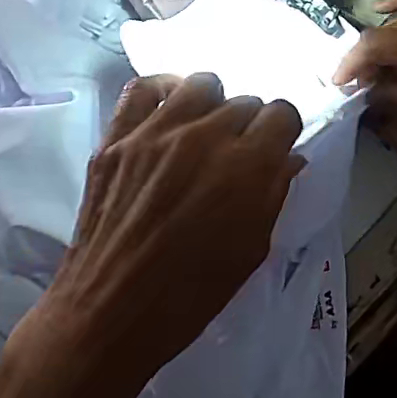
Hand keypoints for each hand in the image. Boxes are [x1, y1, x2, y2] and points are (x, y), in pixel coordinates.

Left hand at [0, 74, 303, 397]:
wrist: (108, 313)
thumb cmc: (189, 295)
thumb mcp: (251, 251)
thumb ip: (274, 194)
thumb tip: (288, 157)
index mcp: (246, 167)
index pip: (283, 113)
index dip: (283, 130)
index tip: (274, 147)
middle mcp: (205, 137)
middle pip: (244, 101)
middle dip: (249, 125)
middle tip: (236, 154)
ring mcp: (156, 132)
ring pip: (201, 84)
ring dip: (212, 104)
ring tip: (204, 130)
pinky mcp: (118, 136)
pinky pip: (145, 87)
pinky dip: (163, 91)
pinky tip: (169, 111)